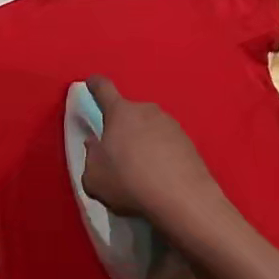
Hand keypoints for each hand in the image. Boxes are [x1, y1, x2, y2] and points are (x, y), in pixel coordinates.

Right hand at [81, 76, 228, 233]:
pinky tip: (159, 175)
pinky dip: (161, 153)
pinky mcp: (188, 140)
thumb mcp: (94, 177)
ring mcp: (171, 123)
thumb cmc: (129, 182)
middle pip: (129, 113)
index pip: (104, 89)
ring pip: (149, 127)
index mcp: (120, 112)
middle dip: (122, 127)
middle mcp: (147, 110)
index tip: (92, 82)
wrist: (181, 197)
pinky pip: (167, 142)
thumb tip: (95, 144)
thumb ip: (91, 156)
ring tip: (141, 170)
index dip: (95, 85)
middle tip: (118, 154)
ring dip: (143, 141)